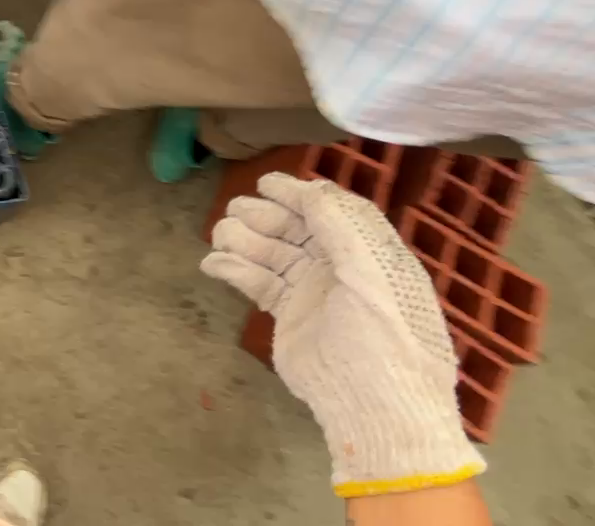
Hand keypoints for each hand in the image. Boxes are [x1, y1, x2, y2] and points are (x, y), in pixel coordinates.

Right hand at [202, 174, 483, 497]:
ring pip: (270, 251)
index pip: (332, 211)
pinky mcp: (287, 314)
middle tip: (235, 213)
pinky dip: (233, 269)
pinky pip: (257, 281)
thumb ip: (341, 226)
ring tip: (220, 238)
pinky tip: (213, 264)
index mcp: (370, 256)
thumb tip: (308, 187)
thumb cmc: (382, 339)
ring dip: (242, 239)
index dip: (300, 194)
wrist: (372, 411)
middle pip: (294, 227)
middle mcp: (341, 268)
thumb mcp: (372, 275)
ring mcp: (313, 291)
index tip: (266, 184)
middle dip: (263, 215)